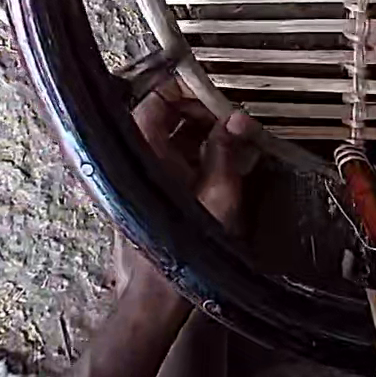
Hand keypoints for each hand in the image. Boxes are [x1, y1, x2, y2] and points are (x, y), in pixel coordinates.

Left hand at [131, 79, 258, 232]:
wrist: (164, 289)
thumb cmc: (185, 246)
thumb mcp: (218, 192)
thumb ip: (226, 150)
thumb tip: (236, 120)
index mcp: (147, 153)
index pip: (155, 100)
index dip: (181, 89)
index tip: (207, 87)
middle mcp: (139, 161)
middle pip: (164, 116)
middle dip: (199, 112)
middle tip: (227, 117)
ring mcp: (144, 177)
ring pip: (170, 138)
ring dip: (200, 133)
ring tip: (231, 139)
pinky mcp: (152, 193)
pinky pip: (172, 159)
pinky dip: (195, 153)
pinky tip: (222, 162)